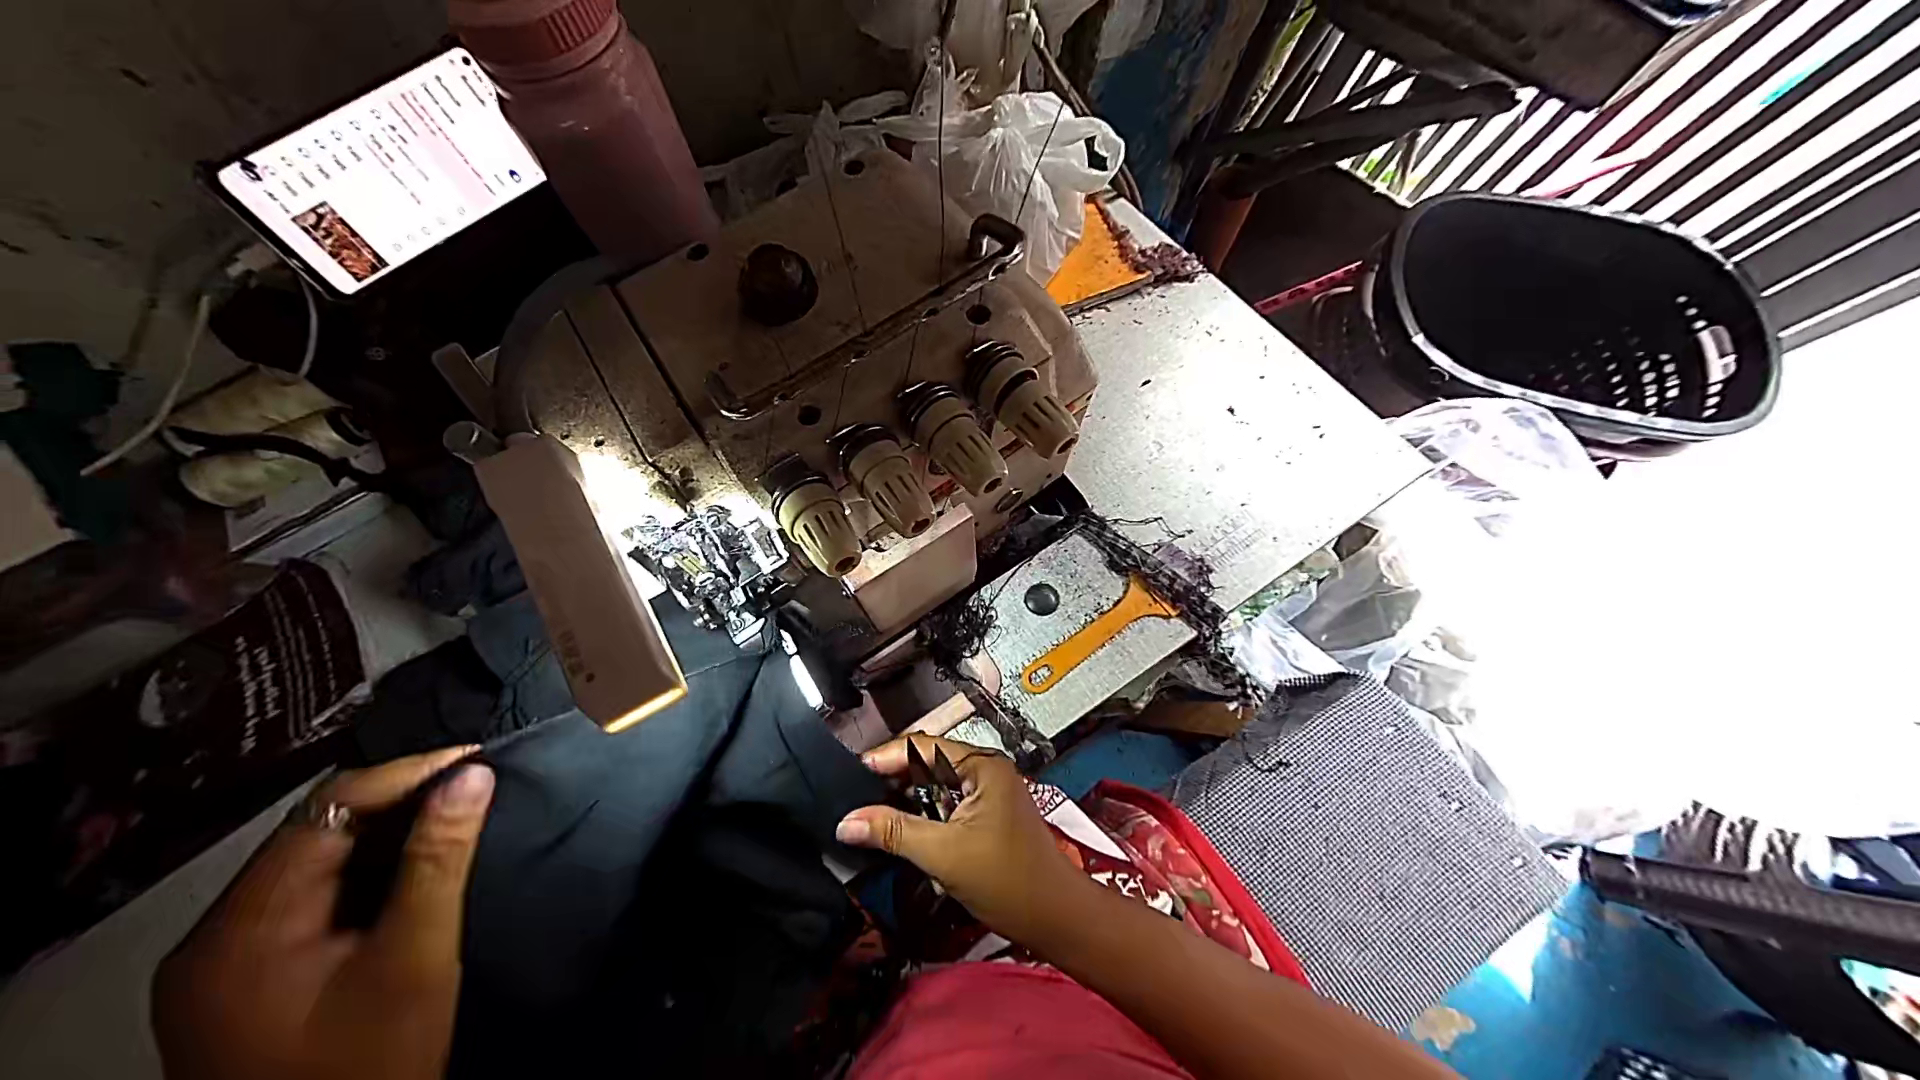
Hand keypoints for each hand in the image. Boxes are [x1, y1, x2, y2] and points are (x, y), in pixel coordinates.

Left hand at [152, 747, 494, 1079]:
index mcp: (240, 930)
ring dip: (389, 829)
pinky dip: (370, 865)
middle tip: (473, 779)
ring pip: (318, 858)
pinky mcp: (251, 973)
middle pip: (315, 831)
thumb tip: (474, 773)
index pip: (325, 811)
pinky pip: (315, 891)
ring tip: (456, 805)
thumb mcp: (413, 957)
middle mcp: (217, 934)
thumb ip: (439, 859)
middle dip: (400, 797)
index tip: (476, 757)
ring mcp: (228, 957)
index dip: (405, 774)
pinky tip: (417, 856)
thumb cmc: (370, 1062)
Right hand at [835, 734, 1089, 945]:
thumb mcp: (943, 853)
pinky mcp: (988, 812)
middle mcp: (987, 770)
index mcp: (983, 765)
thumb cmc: (1009, 880)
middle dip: (895, 778)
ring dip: (909, 798)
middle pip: (929, 762)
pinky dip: (926, 813)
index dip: (887, 756)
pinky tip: (904, 827)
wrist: (1055, 916)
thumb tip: (848, 822)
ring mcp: (989, 791)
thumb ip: (893, 832)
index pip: (924, 746)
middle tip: (859, 793)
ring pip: (937, 784)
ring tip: (874, 811)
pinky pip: (948, 802)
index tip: (855, 769)